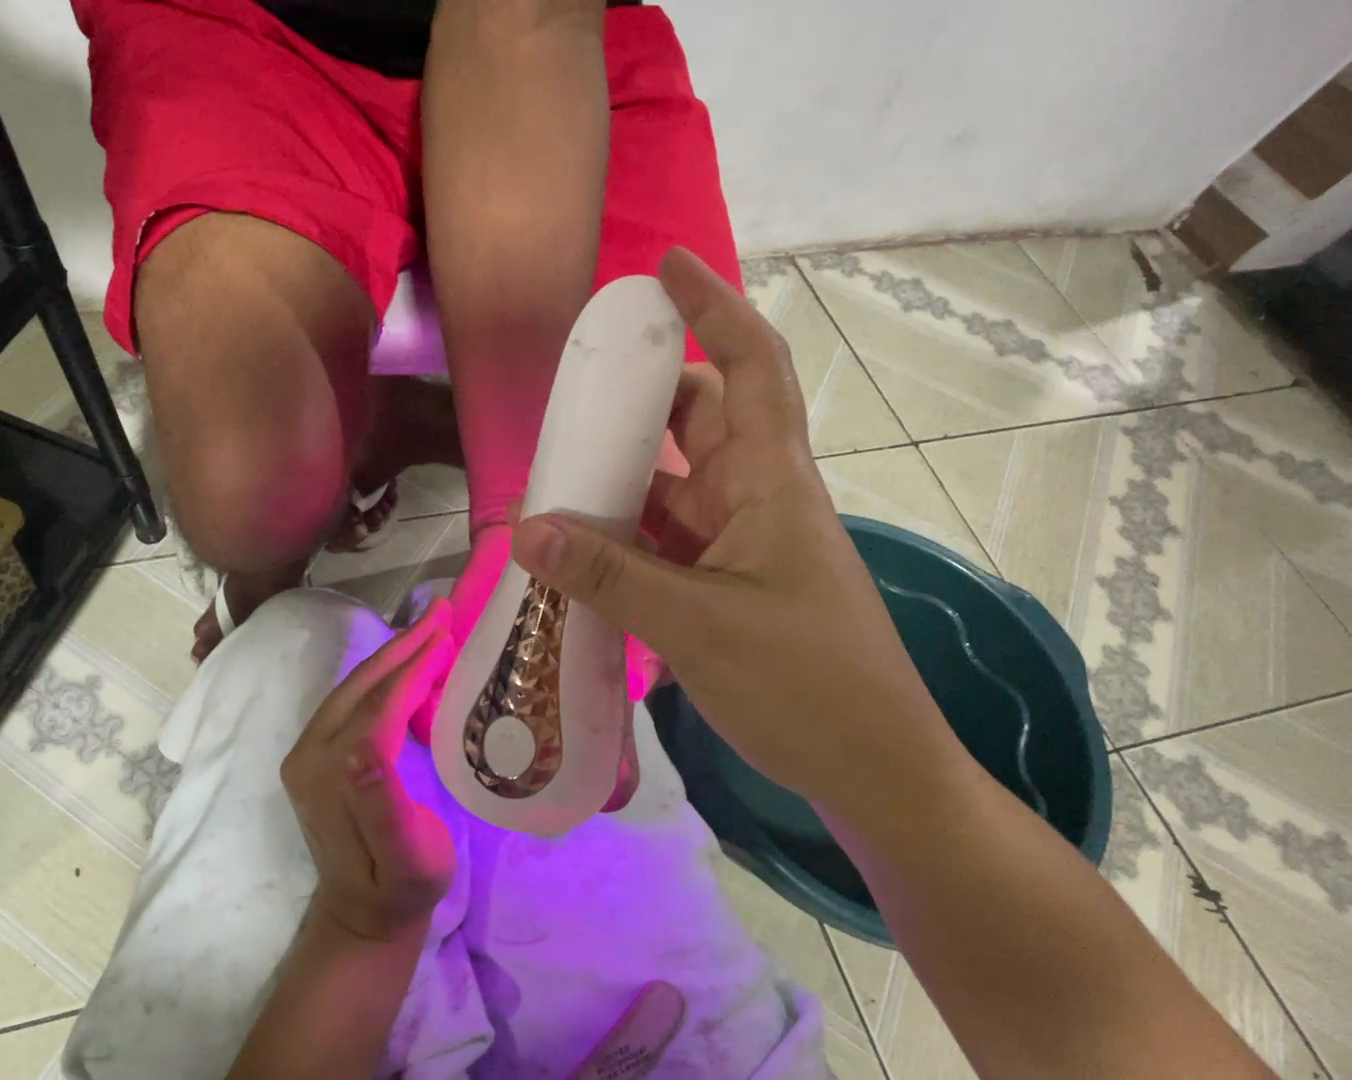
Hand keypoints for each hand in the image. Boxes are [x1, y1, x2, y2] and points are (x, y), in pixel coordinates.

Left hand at [281, 599, 457, 943]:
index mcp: (336, 777)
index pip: (380, 706)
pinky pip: (348, 702)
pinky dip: (379, 677)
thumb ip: (383, 806)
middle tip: (442, 610)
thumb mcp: (406, 858)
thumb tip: (363, 751)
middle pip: (362, 686)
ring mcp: (306, 754)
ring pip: (352, 689)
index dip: (415, 666)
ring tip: (429, 629)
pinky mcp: (311, 756)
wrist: (362, 913)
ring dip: (391, 655)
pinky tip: (404, 665)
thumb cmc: (401, 887)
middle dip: (404, 645)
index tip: (449, 631)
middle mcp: (310, 756)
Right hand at [510, 248, 960, 817]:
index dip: (711, 308)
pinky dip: (621, 531)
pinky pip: (662, 536)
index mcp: (771, 482)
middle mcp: (756, 498)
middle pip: (700, 417)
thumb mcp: (697, 625)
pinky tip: (575, 545)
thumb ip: (606, 575)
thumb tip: (524, 529)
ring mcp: (739, 543)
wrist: (872, 769)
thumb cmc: (806, 685)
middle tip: (574, 389)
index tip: (663, 267)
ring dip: (622, 470)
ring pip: (674, 481)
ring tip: (554, 466)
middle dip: (642, 393)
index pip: (750, 366)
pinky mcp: (723, 584)